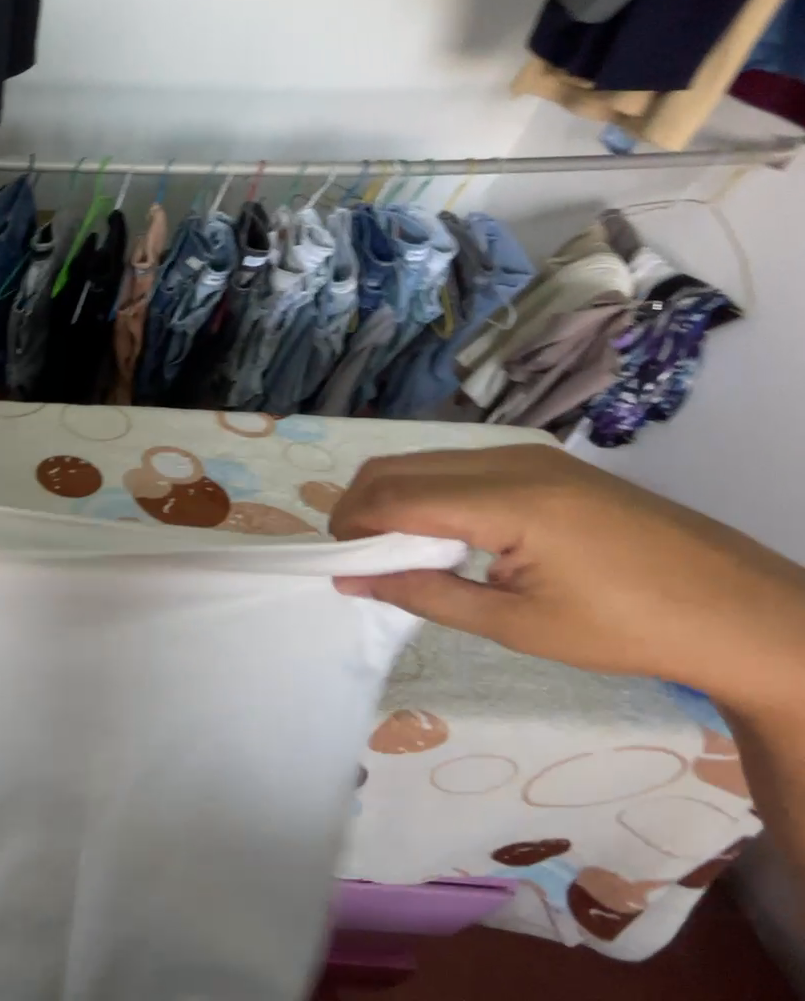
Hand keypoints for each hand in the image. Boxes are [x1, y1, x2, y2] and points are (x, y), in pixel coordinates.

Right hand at [329, 445, 804, 715]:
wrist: (751, 615)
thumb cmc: (629, 630)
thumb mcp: (514, 625)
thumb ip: (422, 594)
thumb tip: (350, 580)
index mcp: (509, 502)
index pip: (393, 496)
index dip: (349, 526)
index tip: (336, 562)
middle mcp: (513, 462)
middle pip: (397, 467)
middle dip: (359, 507)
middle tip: (357, 556)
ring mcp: (533, 457)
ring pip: (423, 460)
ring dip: (391, 497)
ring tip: (395, 548)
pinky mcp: (548, 464)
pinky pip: (459, 464)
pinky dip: (427, 491)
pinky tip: (442, 533)